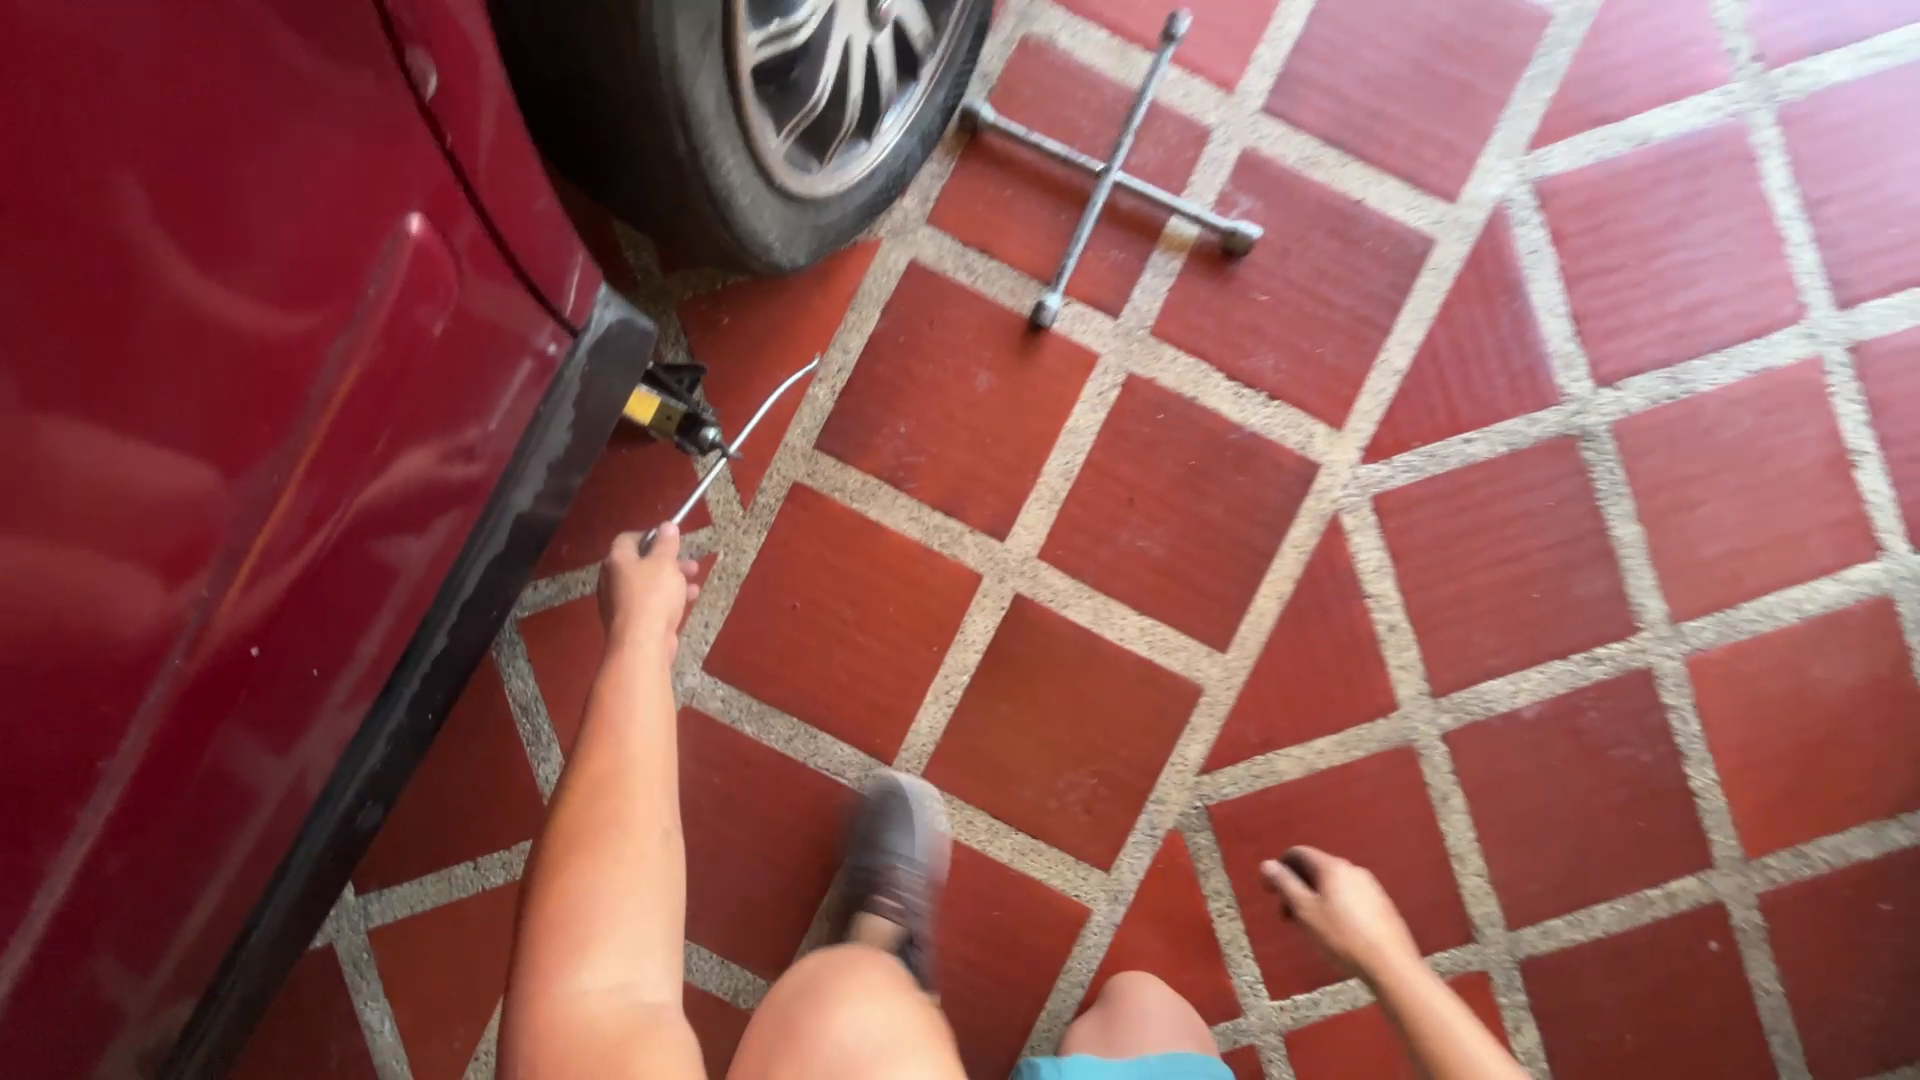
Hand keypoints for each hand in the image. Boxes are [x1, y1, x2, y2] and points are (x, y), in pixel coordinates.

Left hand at [597, 523, 702, 653]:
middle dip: (668, 560)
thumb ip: (667, 543)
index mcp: (617, 560)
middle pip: (641, 562)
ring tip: (694, 582)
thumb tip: (667, 525)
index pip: (628, 538)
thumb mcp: (665, 563)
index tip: (671, 539)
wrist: (643, 643)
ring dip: (673, 579)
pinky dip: (668, 598)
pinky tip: (688, 600)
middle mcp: (612, 579)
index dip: (650, 535)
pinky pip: (651, 602)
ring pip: (649, 583)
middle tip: (689, 562)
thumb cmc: (654, 596)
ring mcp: (620, 602)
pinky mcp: (632, 621)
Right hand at [1261, 847, 1419, 980]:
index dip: (1279, 867)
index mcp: (1332, 867)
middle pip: (1315, 869)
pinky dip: (1333, 905)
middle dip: (1296, 887)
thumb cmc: (1342, 937)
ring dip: (1314, 898)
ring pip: (1332, 884)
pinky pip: (1349, 896)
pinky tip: (1335, 930)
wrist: (1392, 967)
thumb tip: (1267, 864)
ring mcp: (1370, 887)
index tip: (1269, 891)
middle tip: (1287, 915)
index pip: (1298, 853)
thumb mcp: (1305, 911)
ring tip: (1310, 926)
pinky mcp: (1382, 905)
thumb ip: (1285, 884)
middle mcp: (1352, 869)